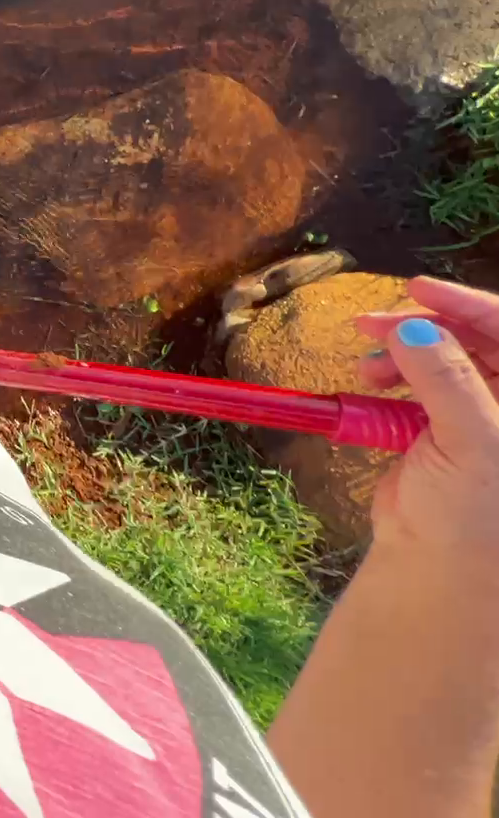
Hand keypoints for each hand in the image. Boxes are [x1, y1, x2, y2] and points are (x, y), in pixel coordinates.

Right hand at [353, 276, 498, 558]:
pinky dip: (392, 377)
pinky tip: (369, 384)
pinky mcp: (450, 427)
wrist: (445, 561)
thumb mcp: (471, 442)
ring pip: (447, 360)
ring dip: (400, 354)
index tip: (417, 288)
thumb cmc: (479, 511)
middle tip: (367, 326)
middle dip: (426, 329)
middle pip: (484, 342)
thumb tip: (412, 329)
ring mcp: (488, 415)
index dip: (474, 306)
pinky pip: (423, 384)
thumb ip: (446, 381)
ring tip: (363, 368)